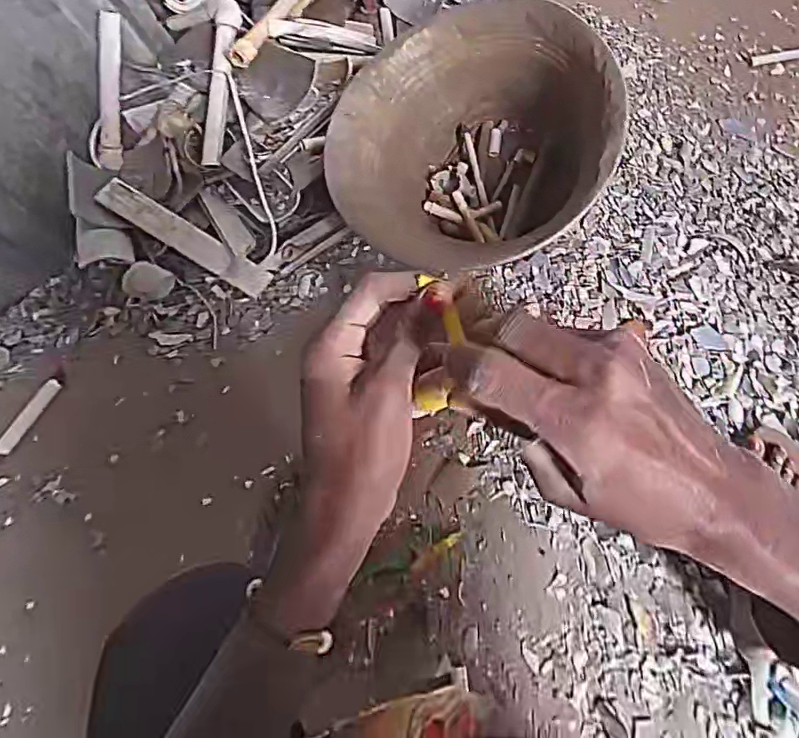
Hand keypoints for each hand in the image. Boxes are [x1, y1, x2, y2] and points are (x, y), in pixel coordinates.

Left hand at [257, 272, 430, 633]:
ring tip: (466, 336)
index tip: (451, 287)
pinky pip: (396, 363)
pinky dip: (421, 362)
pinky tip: (451, 367)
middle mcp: (338, 349)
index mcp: (332, 343)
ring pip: (394, 337)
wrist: (344, 515)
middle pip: (383, 311)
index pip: (371, 290)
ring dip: (427, 336)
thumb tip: (434, 294)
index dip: (410, 283)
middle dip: (423, 308)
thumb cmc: (361, 455)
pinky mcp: (367, 392)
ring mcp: (352, 371)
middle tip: (465, 310)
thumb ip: (410, 338)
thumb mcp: (389, 390)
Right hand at [446, 312, 798, 562]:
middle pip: (515, 327)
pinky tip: (564, 377)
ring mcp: (616, 350)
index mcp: (578, 420)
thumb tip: (483, 402)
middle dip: (489, 343)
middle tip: (481, 365)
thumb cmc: (645, 505)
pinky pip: (572, 330)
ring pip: (542, 323)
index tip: (445, 364)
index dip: (460, 365)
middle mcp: (597, 373)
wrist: (714, 487)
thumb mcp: (569, 490)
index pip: (495, 372)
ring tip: (529, 379)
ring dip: (523, 346)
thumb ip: (520, 441)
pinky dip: (555, 348)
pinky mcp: (630, 341)